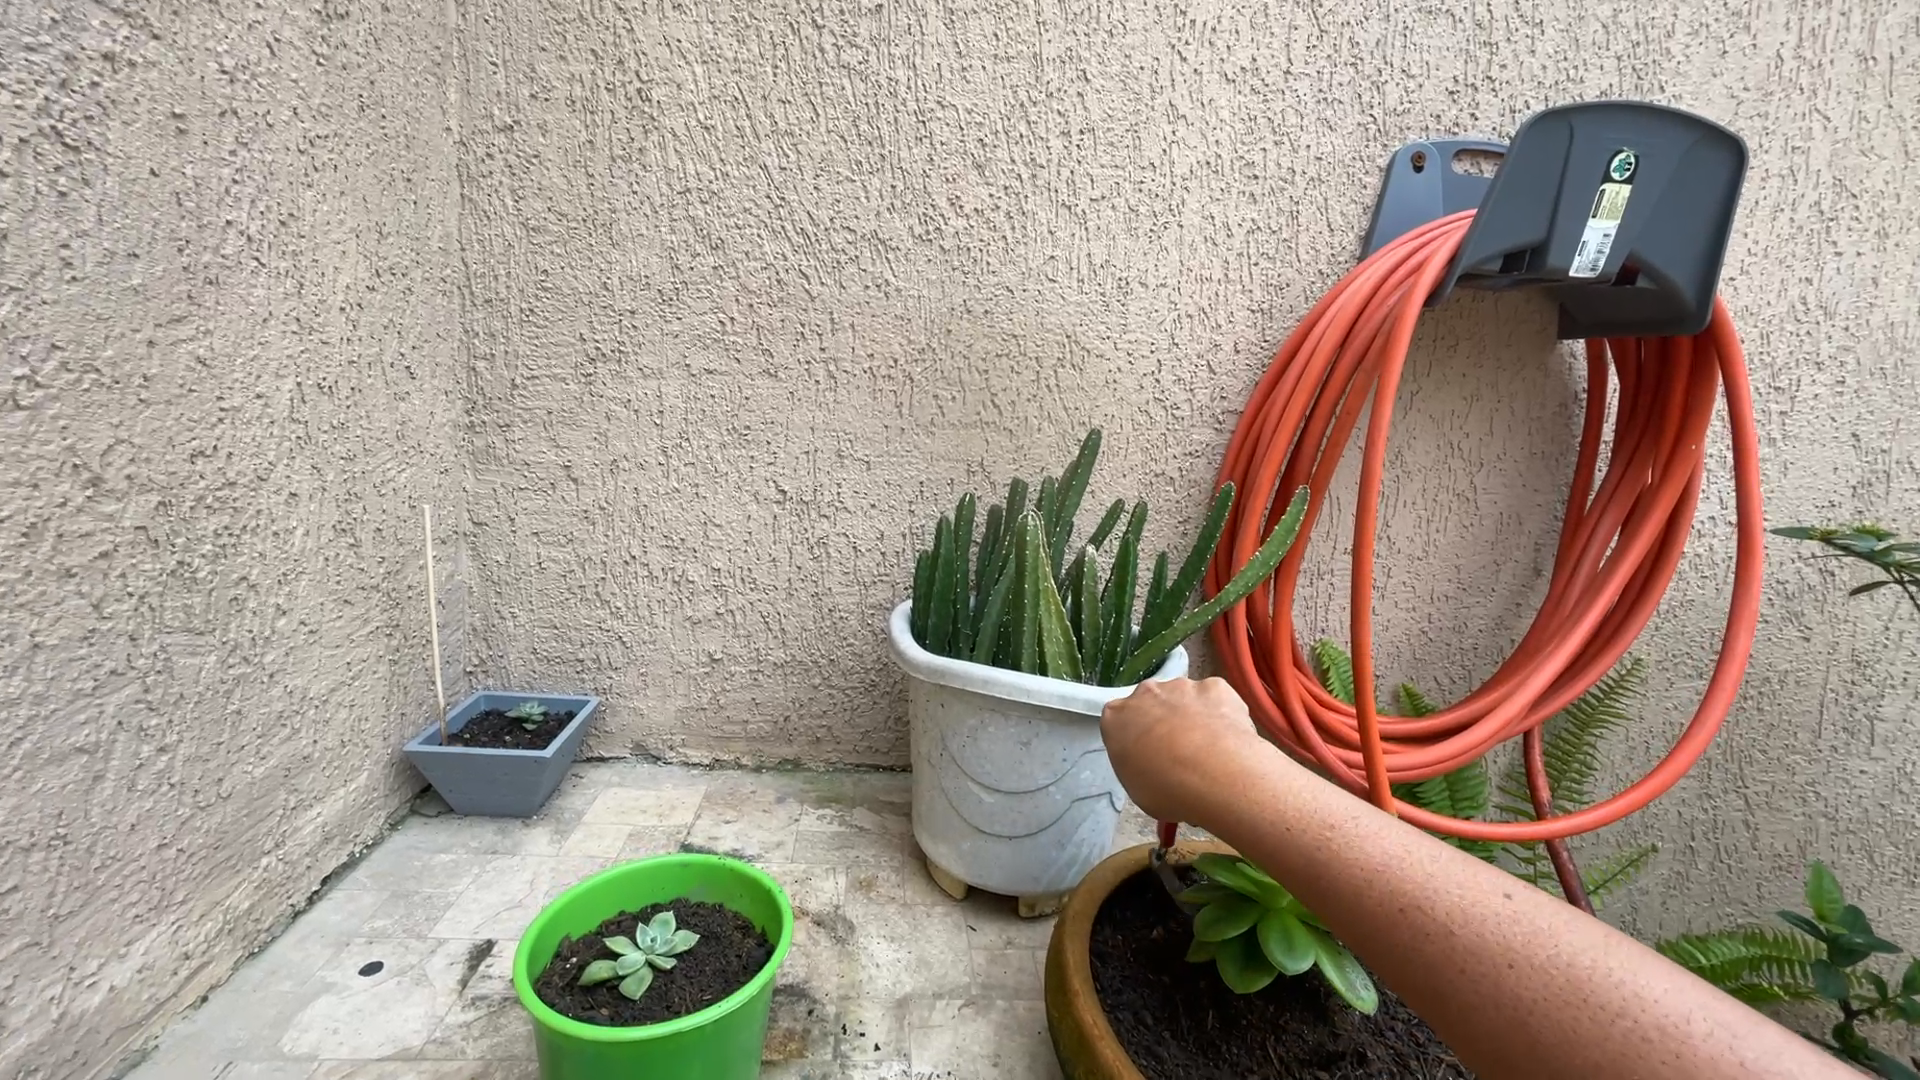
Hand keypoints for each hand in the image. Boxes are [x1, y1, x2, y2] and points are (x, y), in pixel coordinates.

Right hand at [1100, 676, 1270, 826]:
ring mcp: (1181, 687)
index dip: (1136, 738)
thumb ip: (1137, 764)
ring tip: (1211, 752)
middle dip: (1164, 722)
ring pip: (1186, 699)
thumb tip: (1152, 766)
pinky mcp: (1215, 687)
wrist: (1217, 778)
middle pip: (1152, 703)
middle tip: (1181, 754)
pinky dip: (1223, 714)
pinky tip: (1229, 739)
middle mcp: (1145, 693)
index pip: (1120, 720)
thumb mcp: (1136, 788)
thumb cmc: (1170, 789)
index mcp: (1116, 717)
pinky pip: (1217, 698)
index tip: (1149, 755)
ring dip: (1194, 717)